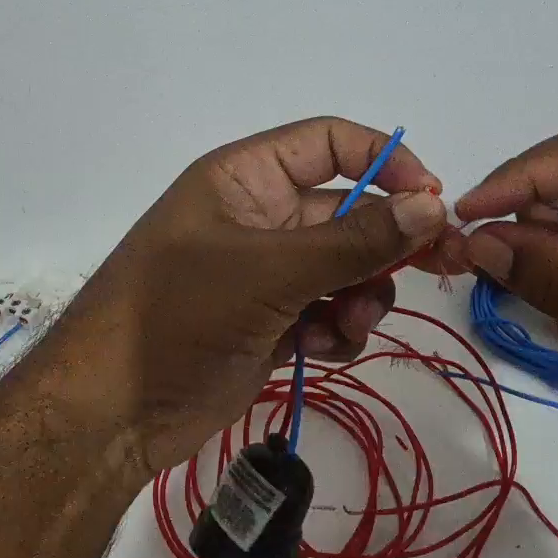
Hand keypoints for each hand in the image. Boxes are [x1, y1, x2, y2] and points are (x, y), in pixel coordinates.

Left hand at [41, 118, 464, 476]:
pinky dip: (337, 327)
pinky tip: (322, 349)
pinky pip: (328, 309)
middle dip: (389, 241)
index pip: (329, 143)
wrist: (112, 413)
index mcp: (245, 178)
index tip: (432, 198)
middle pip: (347, 211)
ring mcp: (265, 273)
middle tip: (445, 265)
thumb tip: (432, 205)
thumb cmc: (179, 316)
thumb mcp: (268, 271)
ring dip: (361, 294)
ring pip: (345, 267)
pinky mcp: (270, 320)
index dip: (385, 161)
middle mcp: (259, 217)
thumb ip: (353, 241)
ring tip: (349, 322)